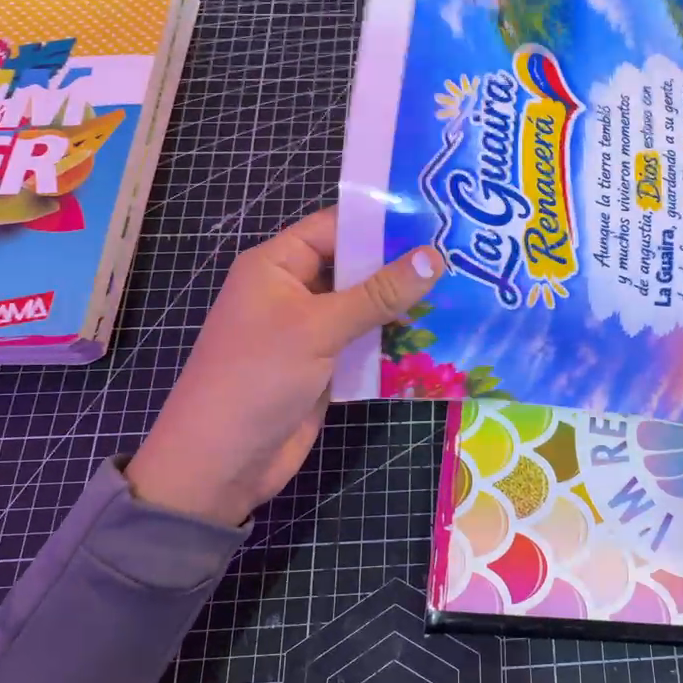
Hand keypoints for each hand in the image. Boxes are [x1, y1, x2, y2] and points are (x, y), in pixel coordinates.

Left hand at [125, 207, 441, 528]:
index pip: (336, 227)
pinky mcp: (327, 367)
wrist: (219, 466)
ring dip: (405, 305)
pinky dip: (397, 341)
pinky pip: (367, 344)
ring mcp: (312, 331)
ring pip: (366, 307)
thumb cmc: (256, 378)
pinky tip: (442, 335)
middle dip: (402, 264)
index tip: (436, 216)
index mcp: (277, 265)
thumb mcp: (318, 328)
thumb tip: (434, 255)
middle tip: (461, 253)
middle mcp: (294, 291)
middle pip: (356, 266)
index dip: (382, 221)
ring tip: (463, 289)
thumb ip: (378, 294)